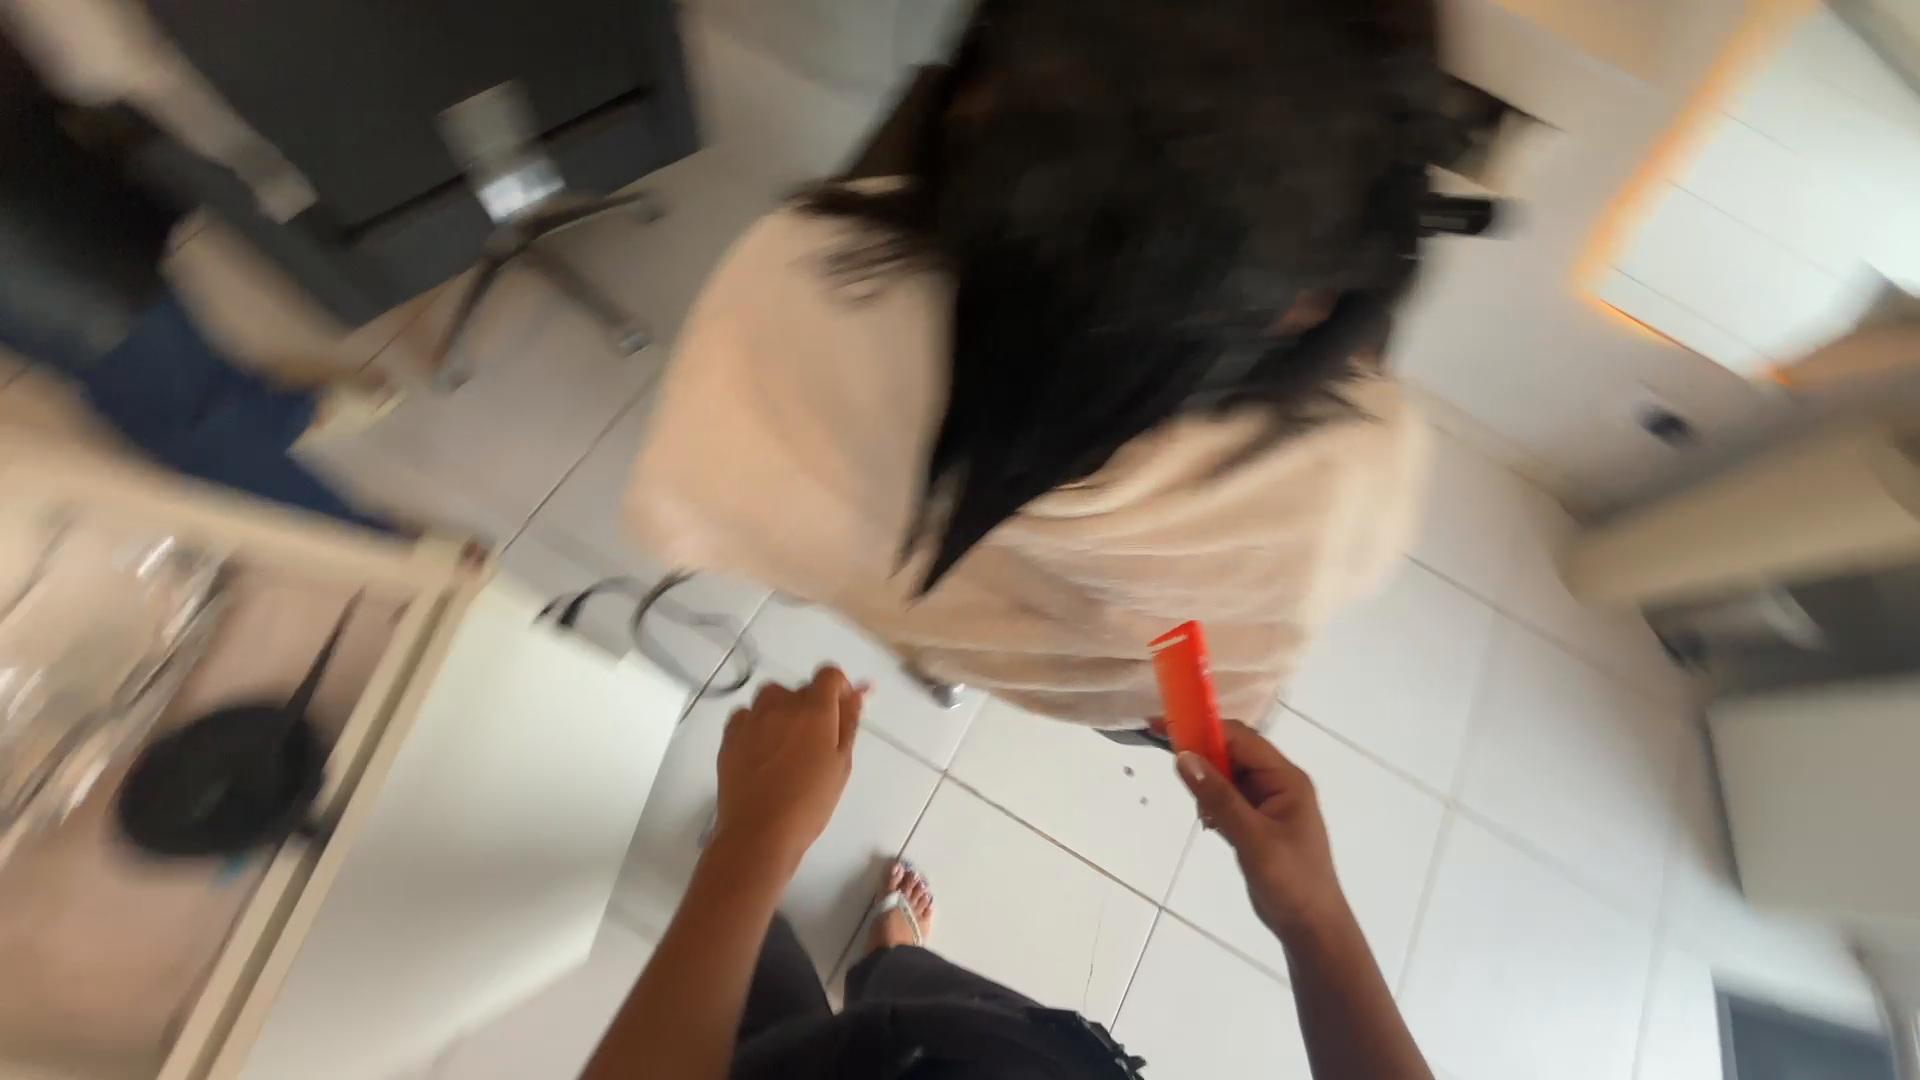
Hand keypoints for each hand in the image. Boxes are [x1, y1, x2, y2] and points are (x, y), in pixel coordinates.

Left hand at [712, 667, 865, 870]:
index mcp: (815, 709)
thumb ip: (849, 722)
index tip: (841, 710)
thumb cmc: (810, 802)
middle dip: (811, 705)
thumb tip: (857, 693)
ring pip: (771, 698)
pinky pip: (746, 715)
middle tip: (815, 741)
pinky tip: (761, 750)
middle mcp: (782, 704)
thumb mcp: (840, 764)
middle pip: (800, 688)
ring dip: (782, 710)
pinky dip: (756, 724)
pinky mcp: (730, 735)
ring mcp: (752, 718)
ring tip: (786, 743)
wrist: (760, 832)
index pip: (829, 674)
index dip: (838, 688)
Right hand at [1174, 719, 1347, 939]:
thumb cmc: (1290, 881)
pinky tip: (1207, 821)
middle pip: (1233, 751)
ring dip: (1206, 781)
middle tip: (1166, 754)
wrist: (1312, 929)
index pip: (1241, 738)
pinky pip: (1228, 795)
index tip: (1166, 727)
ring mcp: (1268, 802)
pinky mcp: (1257, 820)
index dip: (1204, 729)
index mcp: (1286, 779)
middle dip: (1201, 752)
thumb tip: (1183, 757)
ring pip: (1227, 774)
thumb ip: (1219, 797)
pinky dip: (1212, 801)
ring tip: (1199, 808)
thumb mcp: (1253, 839)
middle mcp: (1278, 783)